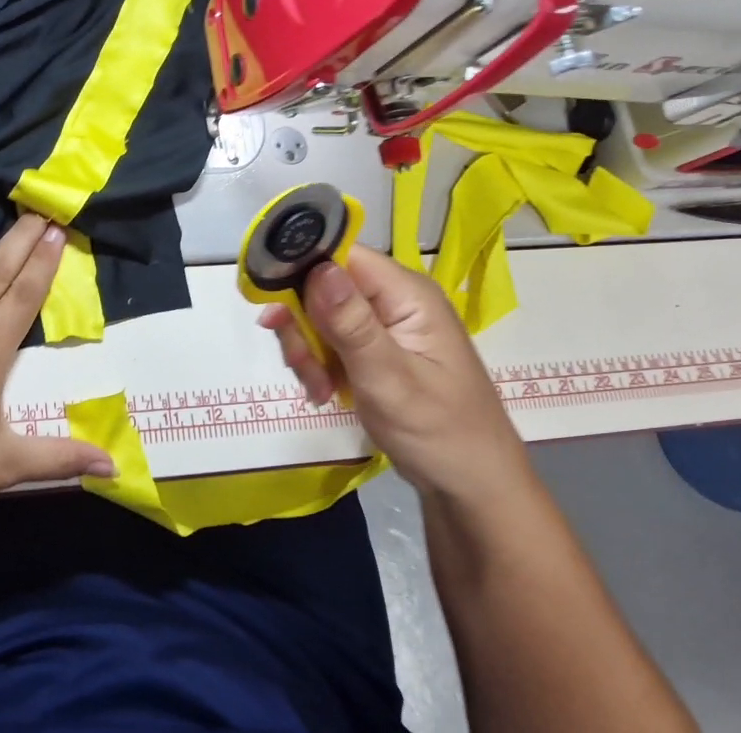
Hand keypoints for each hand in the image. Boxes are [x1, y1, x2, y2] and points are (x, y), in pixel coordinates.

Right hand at [257, 248, 527, 500]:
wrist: (469, 485)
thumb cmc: (438, 431)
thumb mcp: (388, 379)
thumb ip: (351, 323)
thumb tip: (318, 267)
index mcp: (406, 294)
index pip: (341, 255)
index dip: (301, 270)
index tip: (271, 303)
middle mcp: (394, 300)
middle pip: (323, 287)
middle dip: (301, 325)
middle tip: (303, 367)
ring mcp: (384, 326)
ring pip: (319, 317)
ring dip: (307, 352)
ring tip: (319, 389)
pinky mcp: (374, 349)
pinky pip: (329, 342)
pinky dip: (318, 366)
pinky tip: (325, 393)